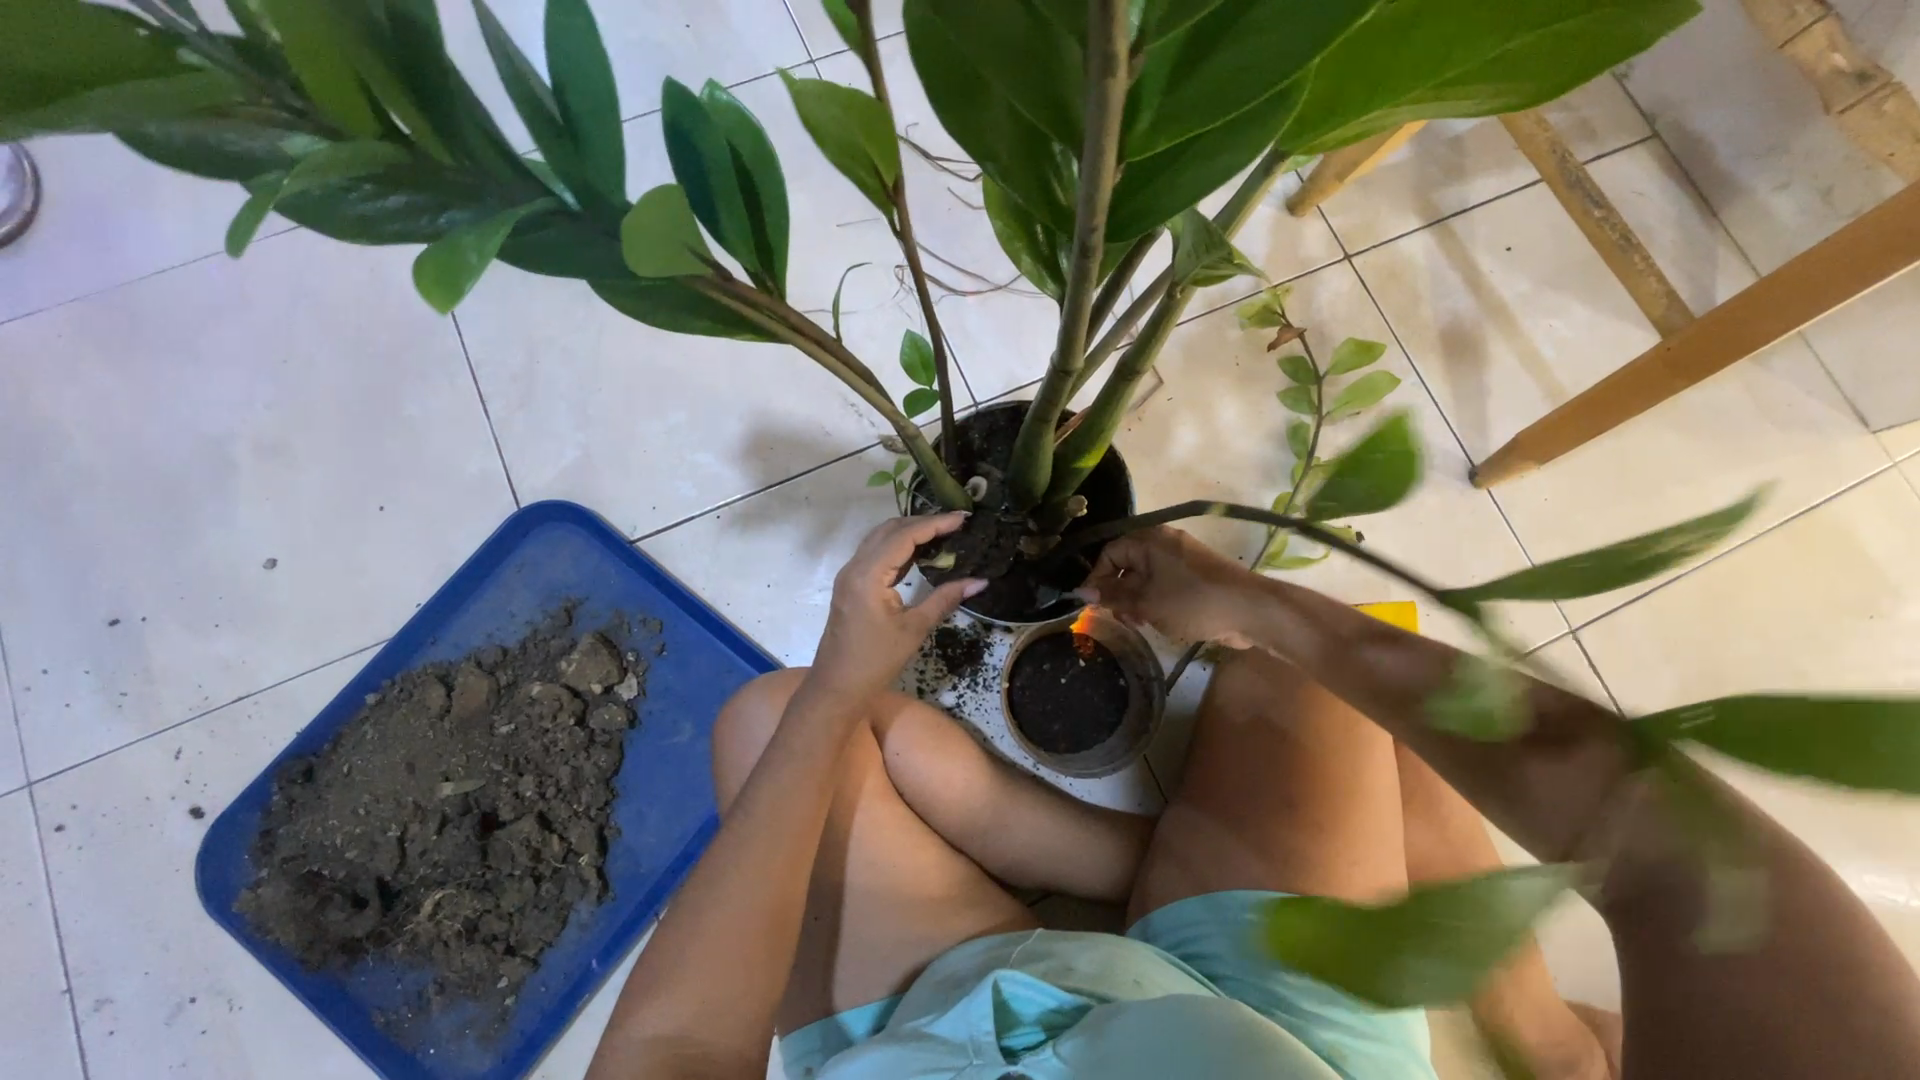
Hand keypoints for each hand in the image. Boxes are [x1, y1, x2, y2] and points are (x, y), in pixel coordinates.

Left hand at [809, 512, 985, 702]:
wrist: (837, 687)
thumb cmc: (876, 661)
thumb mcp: (914, 629)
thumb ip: (945, 599)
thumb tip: (980, 582)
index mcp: (868, 574)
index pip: (904, 536)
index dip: (935, 523)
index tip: (963, 518)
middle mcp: (855, 566)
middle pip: (890, 529)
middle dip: (923, 522)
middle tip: (956, 524)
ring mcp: (850, 575)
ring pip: (880, 539)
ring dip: (910, 532)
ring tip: (943, 533)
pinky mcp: (851, 585)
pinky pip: (875, 554)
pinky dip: (899, 548)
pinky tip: (922, 553)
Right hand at [1075, 526, 1259, 646]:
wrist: (1249, 609)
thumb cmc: (1191, 602)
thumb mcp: (1145, 602)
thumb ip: (1112, 595)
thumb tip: (1082, 591)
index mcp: (1149, 540)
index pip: (1109, 553)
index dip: (1097, 579)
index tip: (1094, 606)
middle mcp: (1164, 541)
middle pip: (1127, 563)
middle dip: (1119, 592)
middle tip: (1123, 619)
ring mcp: (1182, 556)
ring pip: (1145, 575)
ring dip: (1137, 599)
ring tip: (1142, 623)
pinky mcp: (1196, 573)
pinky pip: (1164, 582)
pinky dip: (1156, 599)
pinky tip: (1160, 620)